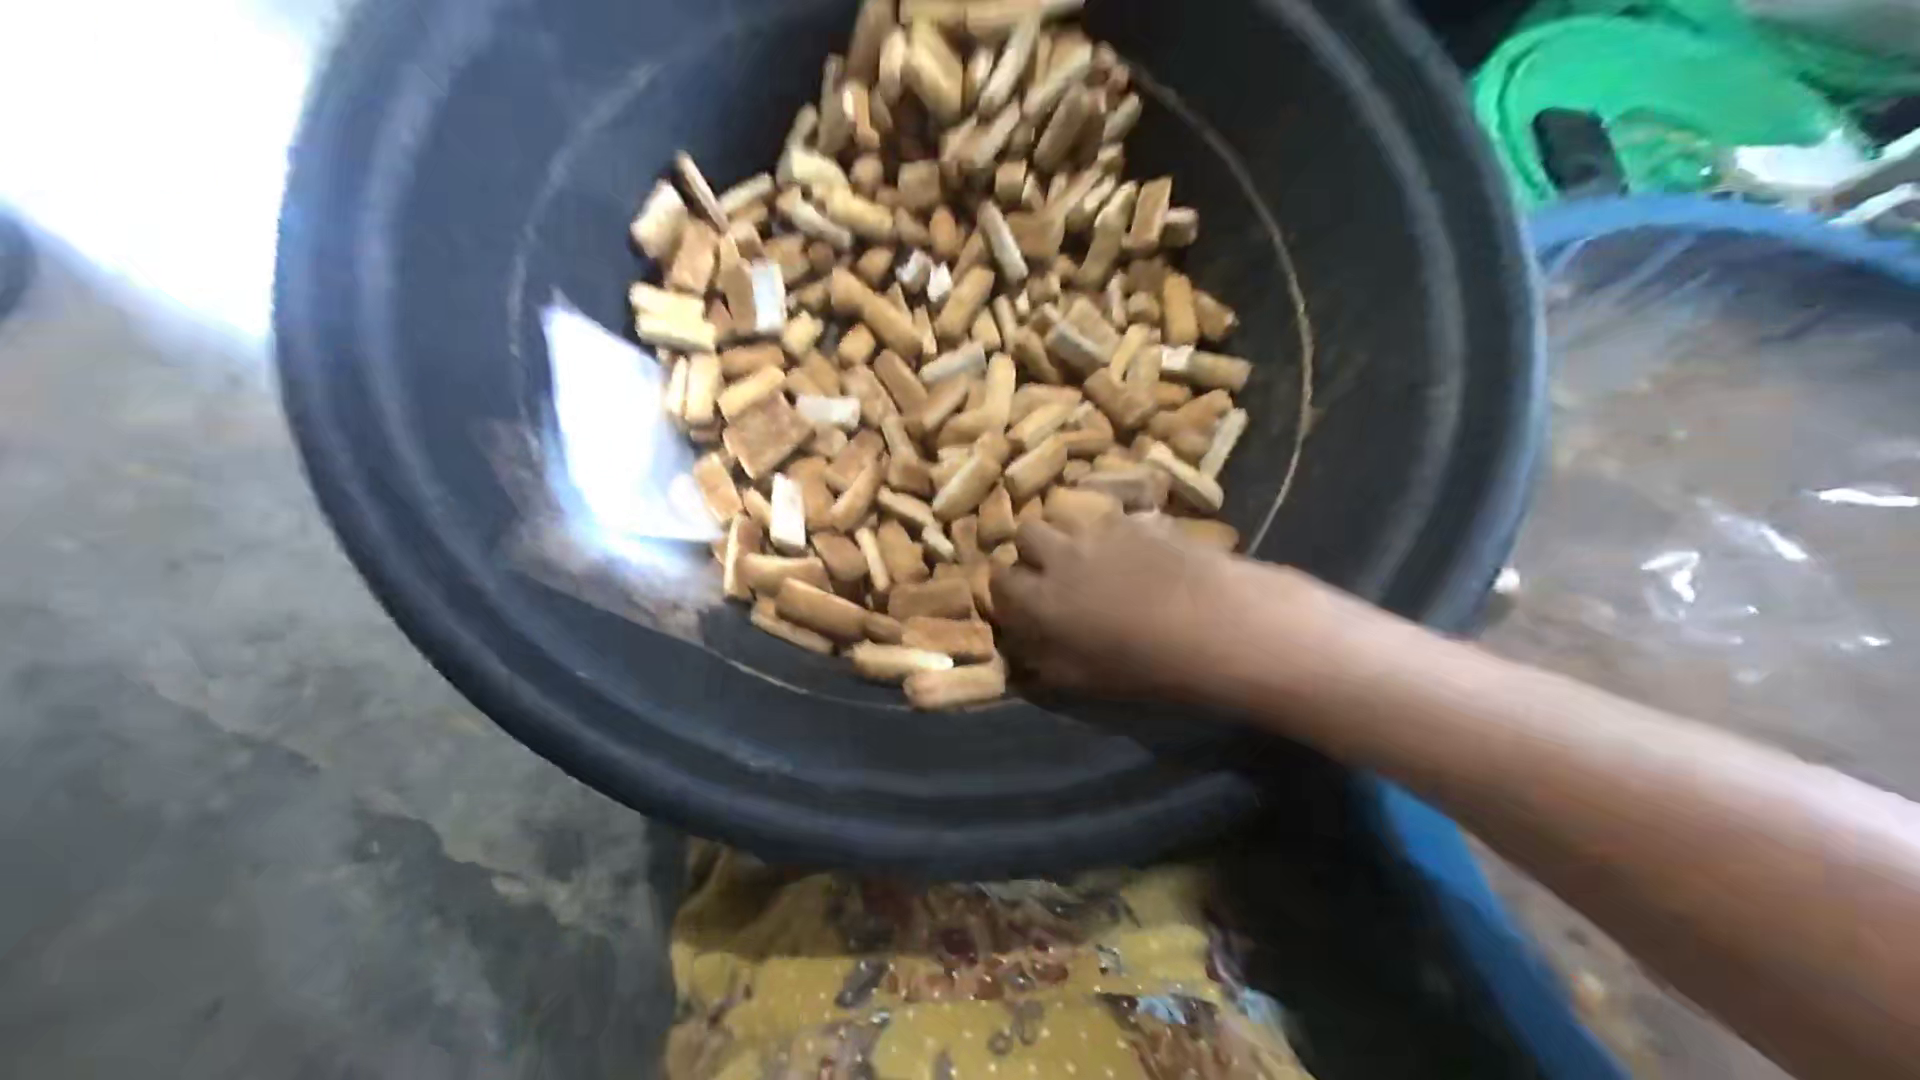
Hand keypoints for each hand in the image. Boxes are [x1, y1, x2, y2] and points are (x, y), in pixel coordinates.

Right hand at [990, 517, 1251, 700]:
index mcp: (1039, 597)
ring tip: (1094, 557)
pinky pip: (1114, 519)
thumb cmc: (1139, 664)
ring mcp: (1099, 531)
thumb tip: (1018, 656)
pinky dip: (1115, 532)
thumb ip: (1040, 664)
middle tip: (1053, 570)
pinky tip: (1138, 553)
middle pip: (1026, 533)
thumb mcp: (1079, 680)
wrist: (1210, 625)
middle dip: (1032, 548)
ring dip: (1070, 534)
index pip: (999, 579)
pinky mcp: (1137, 519)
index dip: (1005, 588)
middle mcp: (1060, 555)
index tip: (1018, 600)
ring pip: (1067, 517)